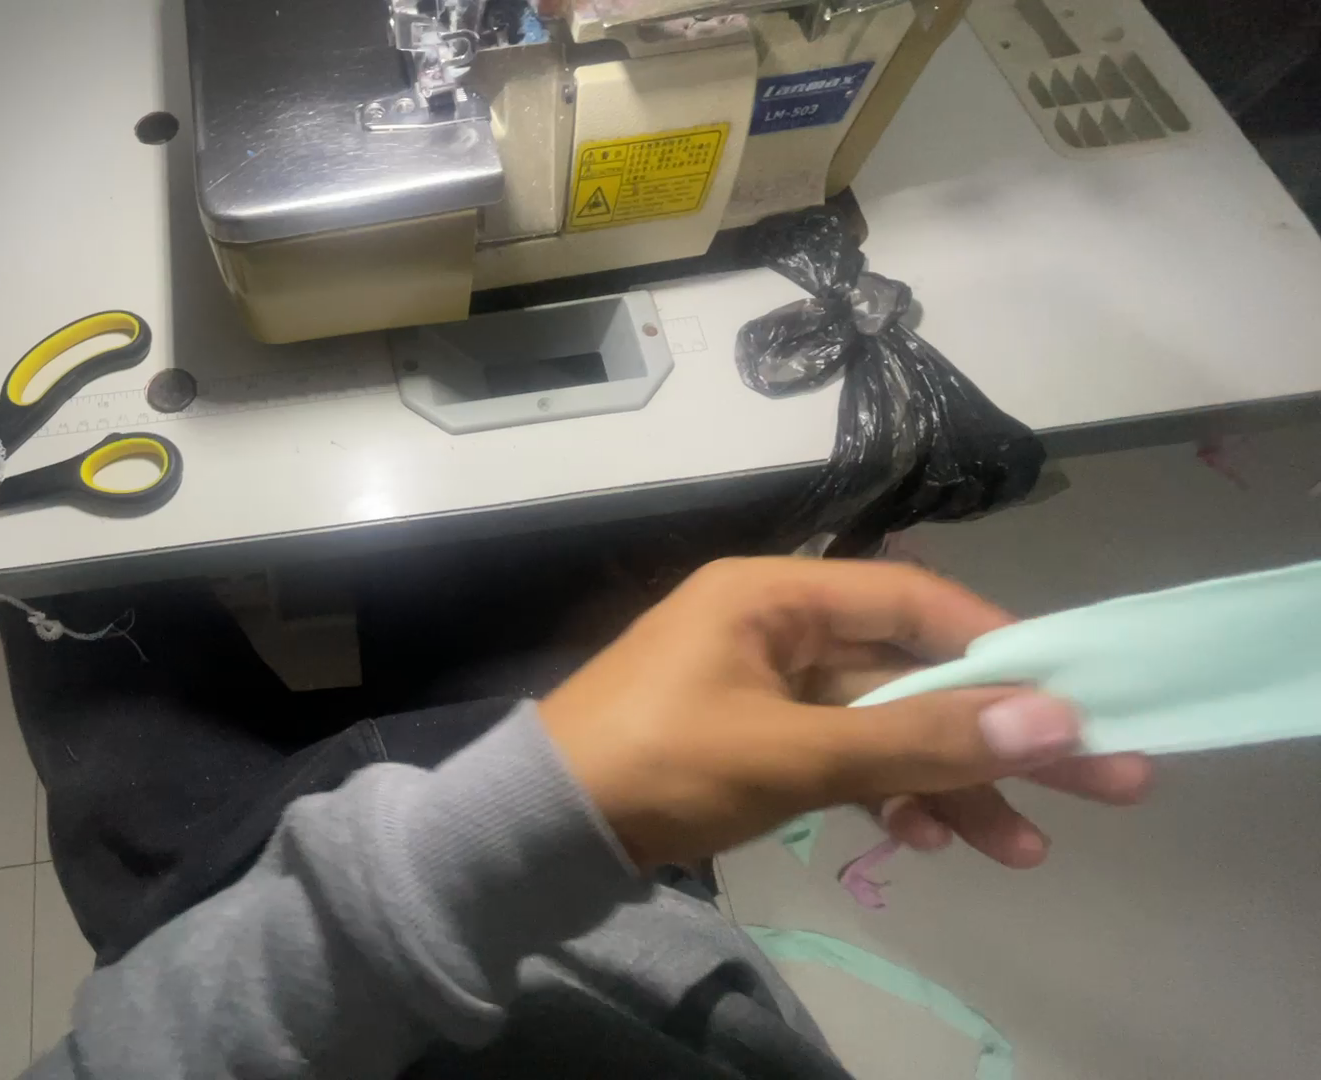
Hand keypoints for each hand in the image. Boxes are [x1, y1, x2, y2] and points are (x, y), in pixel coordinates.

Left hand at [537, 557, 1151, 869]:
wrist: (555, 816)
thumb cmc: (662, 763)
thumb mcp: (792, 753)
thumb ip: (916, 739)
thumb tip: (1055, 720)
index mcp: (766, 596)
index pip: (906, 599)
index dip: (997, 647)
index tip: (1079, 704)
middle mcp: (766, 624)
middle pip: (900, 665)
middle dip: (987, 729)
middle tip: (1101, 790)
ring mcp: (756, 680)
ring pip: (872, 717)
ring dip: (941, 775)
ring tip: (1018, 850)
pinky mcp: (747, 731)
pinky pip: (832, 748)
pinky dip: (878, 787)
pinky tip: (923, 839)